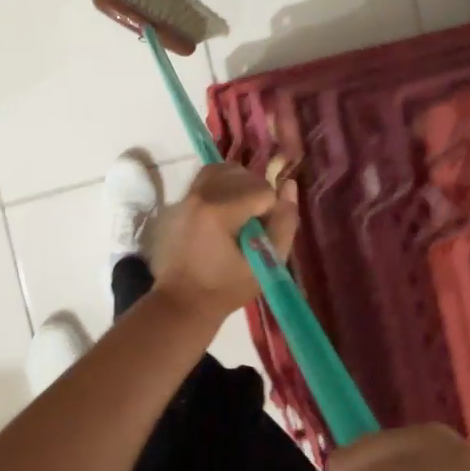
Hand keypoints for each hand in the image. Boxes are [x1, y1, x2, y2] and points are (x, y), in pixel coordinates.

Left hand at [149, 163, 297, 325]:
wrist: (181, 301)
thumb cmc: (226, 289)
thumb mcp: (266, 264)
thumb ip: (284, 224)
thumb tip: (289, 186)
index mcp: (219, 211)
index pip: (262, 190)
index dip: (272, 210)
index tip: (264, 234)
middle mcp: (200, 194)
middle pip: (244, 175)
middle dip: (258, 195)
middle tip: (256, 225)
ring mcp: (187, 194)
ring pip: (225, 169)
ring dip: (240, 186)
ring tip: (242, 213)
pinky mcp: (180, 200)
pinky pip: (207, 177)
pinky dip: (222, 185)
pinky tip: (226, 210)